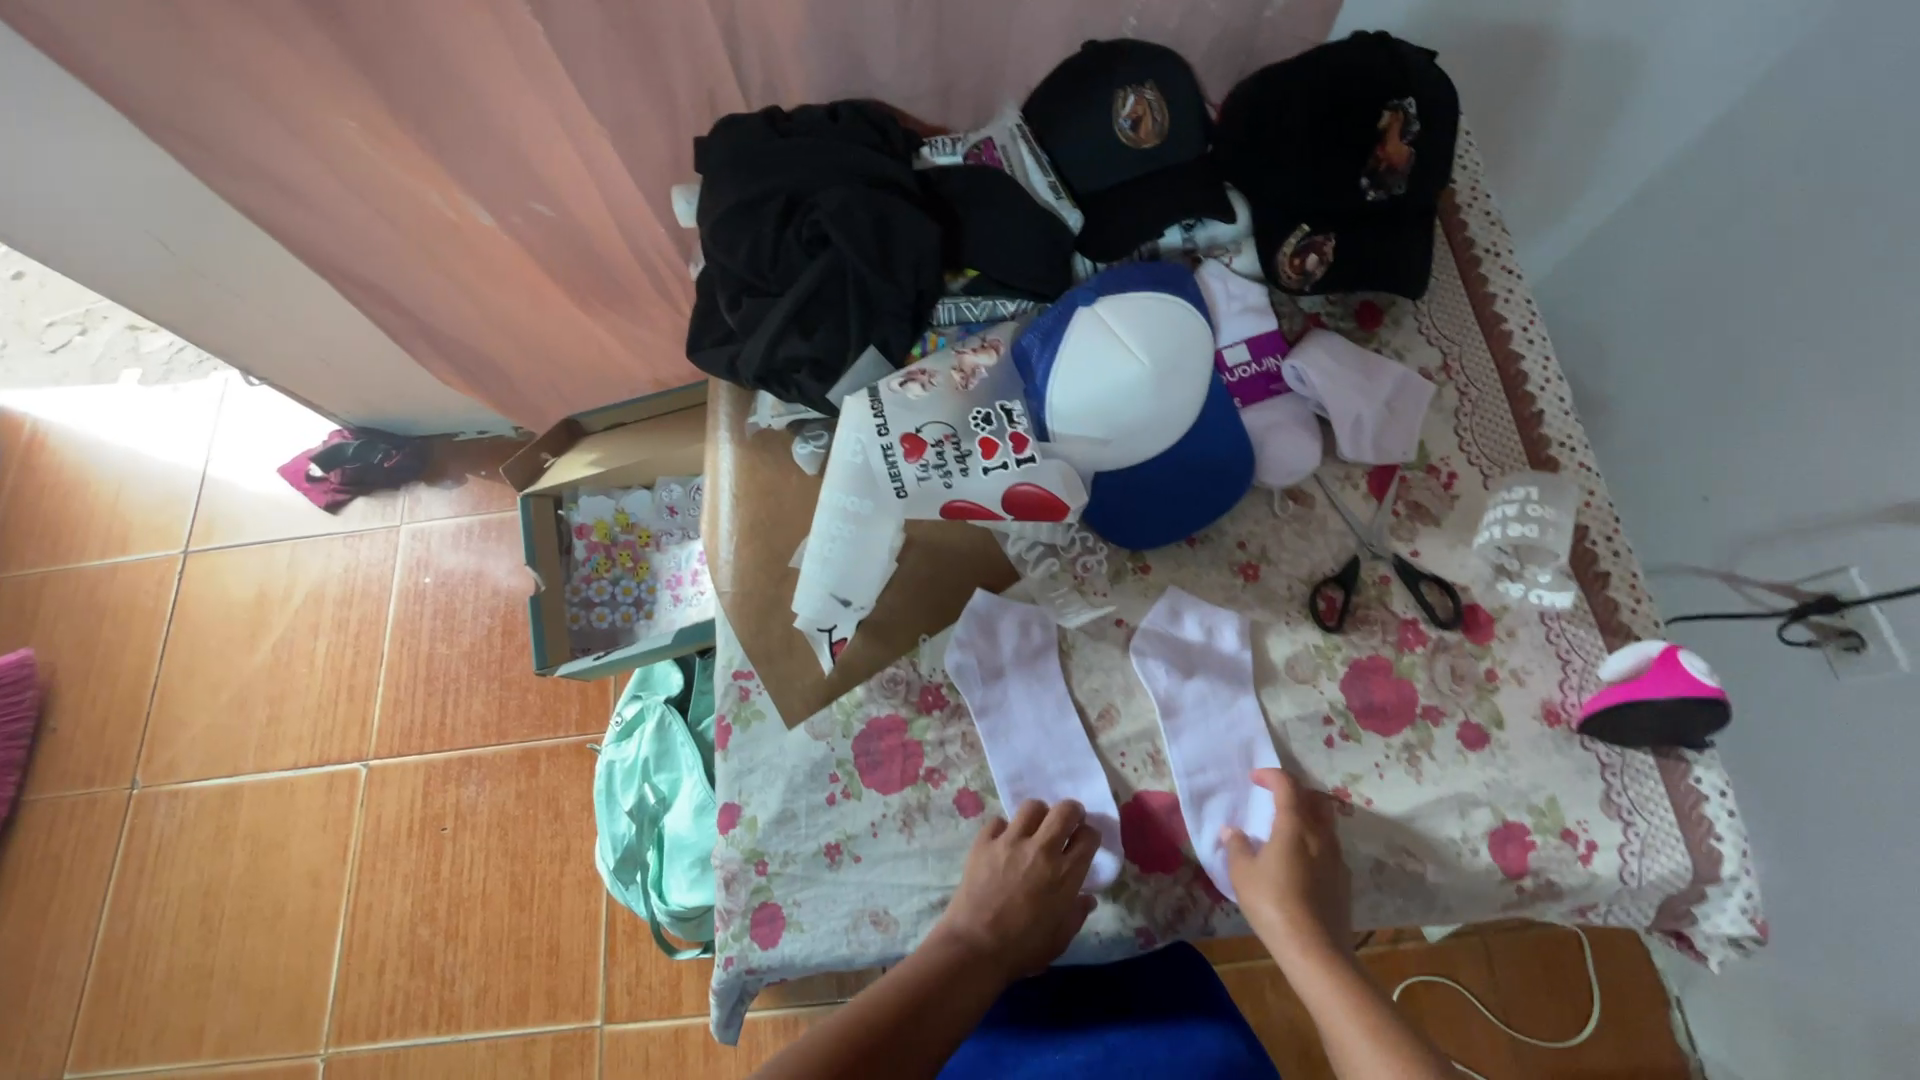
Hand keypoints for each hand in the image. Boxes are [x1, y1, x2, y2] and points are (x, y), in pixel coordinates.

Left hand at [930, 799, 1099, 982]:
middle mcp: (1041, 850)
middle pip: (1065, 811)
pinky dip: (1004, 830)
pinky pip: (998, 822)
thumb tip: (1087, 898)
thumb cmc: (1023, 949)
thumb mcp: (1060, 939)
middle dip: (1072, 811)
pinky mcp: (984, 842)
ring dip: (1039, 815)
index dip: (1090, 835)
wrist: (974, 947)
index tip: (1086, 841)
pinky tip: (1003, 843)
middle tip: (1068, 822)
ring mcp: (1010, 842)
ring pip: (1032, 807)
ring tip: (1035, 828)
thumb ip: (1077, 914)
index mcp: (1065, 874)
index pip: (1088, 837)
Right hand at [1221, 769, 1351, 969]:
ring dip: (1308, 815)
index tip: (1255, 778)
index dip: (1271, 775)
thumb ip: (1236, 846)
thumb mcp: (1242, 873)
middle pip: (1315, 799)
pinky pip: (1330, 847)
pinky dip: (1315, 840)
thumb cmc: (1272, 903)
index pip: (1288, 786)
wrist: (1315, 950)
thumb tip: (1232, 831)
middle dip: (1295, 791)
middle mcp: (1321, 835)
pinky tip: (1300, 860)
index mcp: (1295, 826)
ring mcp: (1337, 858)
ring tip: (1287, 828)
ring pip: (1327, 823)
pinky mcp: (1344, 880)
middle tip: (1275, 798)